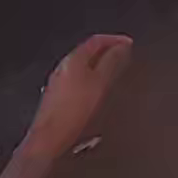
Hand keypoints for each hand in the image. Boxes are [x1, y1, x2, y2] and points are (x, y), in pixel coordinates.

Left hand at [23, 34, 132, 158]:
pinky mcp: (56, 94)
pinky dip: (91, 75)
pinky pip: (78, 76)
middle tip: (123, 54)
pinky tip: (97, 86)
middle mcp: (64, 65)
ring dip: (99, 63)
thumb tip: (122, 47)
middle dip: (107, 50)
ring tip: (114, 69)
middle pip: (88, 50)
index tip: (129, 43)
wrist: (48, 138)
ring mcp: (58, 80)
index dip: (115, 39)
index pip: (96, 40)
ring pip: (83, 64)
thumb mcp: (99, 83)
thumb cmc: (76, 109)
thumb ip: (111, 62)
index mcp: (74, 59)